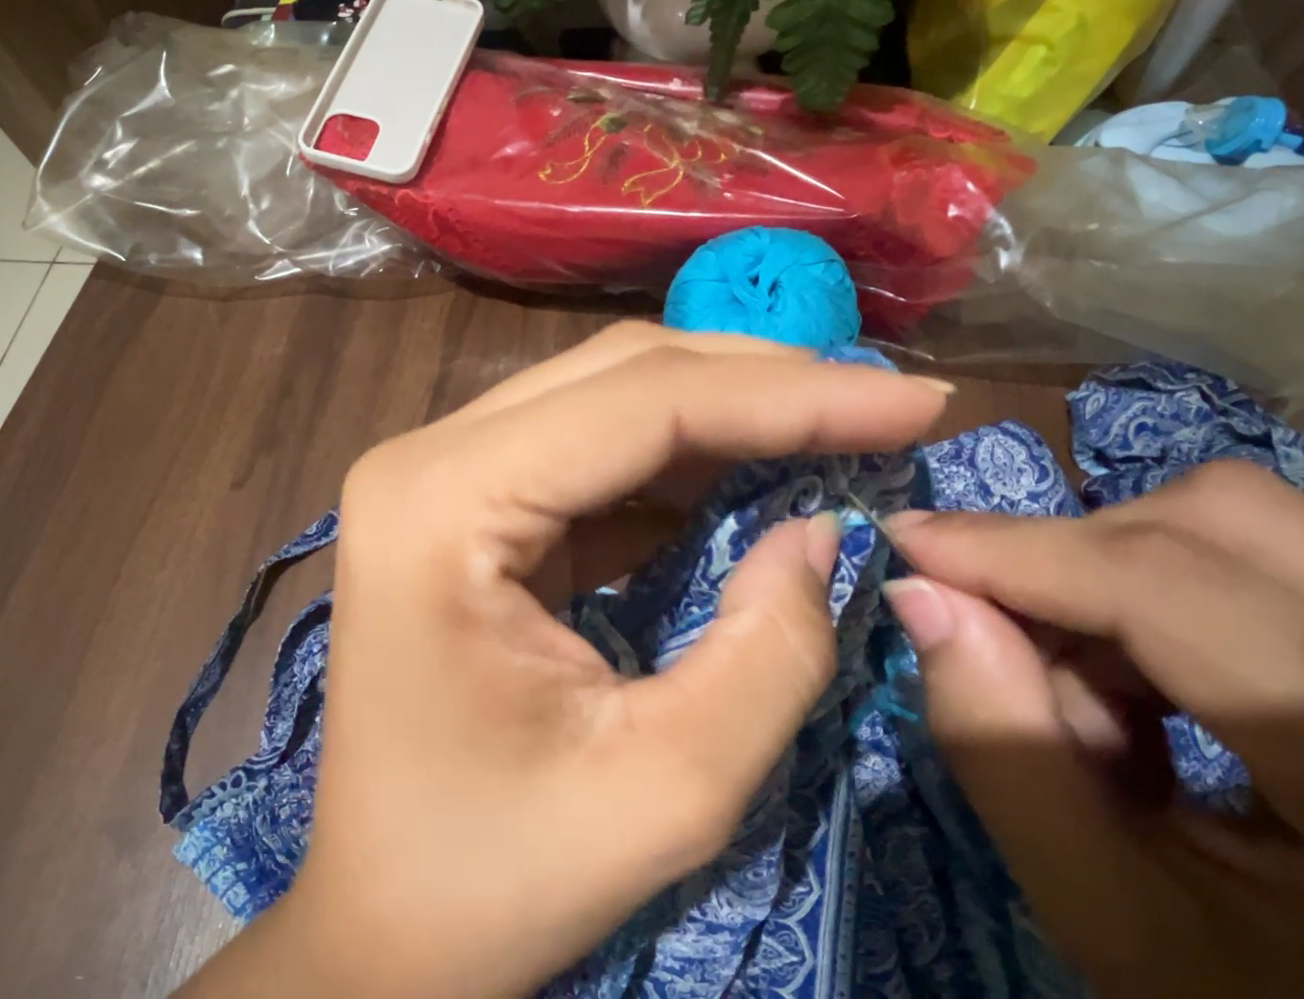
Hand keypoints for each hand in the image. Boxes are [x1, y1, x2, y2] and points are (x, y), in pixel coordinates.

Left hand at [180, 323, 949, 997]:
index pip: (640, 404)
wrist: (386, 926)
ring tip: (838, 429)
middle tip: (884, 406)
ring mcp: (435, 482)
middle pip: (618, 377)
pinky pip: (587, 457)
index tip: (917, 404)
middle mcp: (425, 464)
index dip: (792, 395)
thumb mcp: (669, 786)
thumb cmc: (504, 872)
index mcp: (442, 505)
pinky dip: (679, 461)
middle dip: (763, 385)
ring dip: (726, 412)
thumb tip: (823, 529)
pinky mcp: (461, 513)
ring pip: (606, 402)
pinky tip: (752, 474)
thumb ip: (771, 648)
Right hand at [884, 459, 1303, 996]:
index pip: (1173, 591)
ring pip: (1255, 524)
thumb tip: (921, 597)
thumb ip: (1007, 756)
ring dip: (1121, 584)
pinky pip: (1291, 557)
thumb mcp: (1119, 925)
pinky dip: (1180, 599)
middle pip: (1222, 518)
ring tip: (1097, 704)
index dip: (1016, 550)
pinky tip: (1161, 697)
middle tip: (1002, 648)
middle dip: (1068, 563)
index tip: (905, 541)